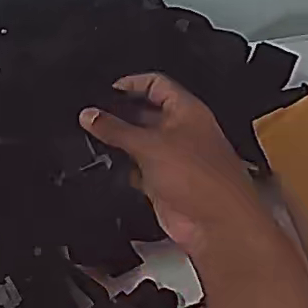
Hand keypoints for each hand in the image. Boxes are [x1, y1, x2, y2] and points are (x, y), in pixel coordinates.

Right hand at [80, 73, 277, 258]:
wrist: (216, 224)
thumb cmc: (203, 179)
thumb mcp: (151, 145)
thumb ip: (116, 129)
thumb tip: (90, 115)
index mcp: (187, 111)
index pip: (156, 84)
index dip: (131, 83)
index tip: (107, 89)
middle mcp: (181, 131)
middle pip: (145, 113)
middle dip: (120, 115)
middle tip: (95, 116)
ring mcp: (173, 157)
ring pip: (139, 142)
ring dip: (120, 143)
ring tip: (96, 139)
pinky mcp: (163, 182)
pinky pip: (138, 169)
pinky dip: (124, 168)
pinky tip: (109, 167)